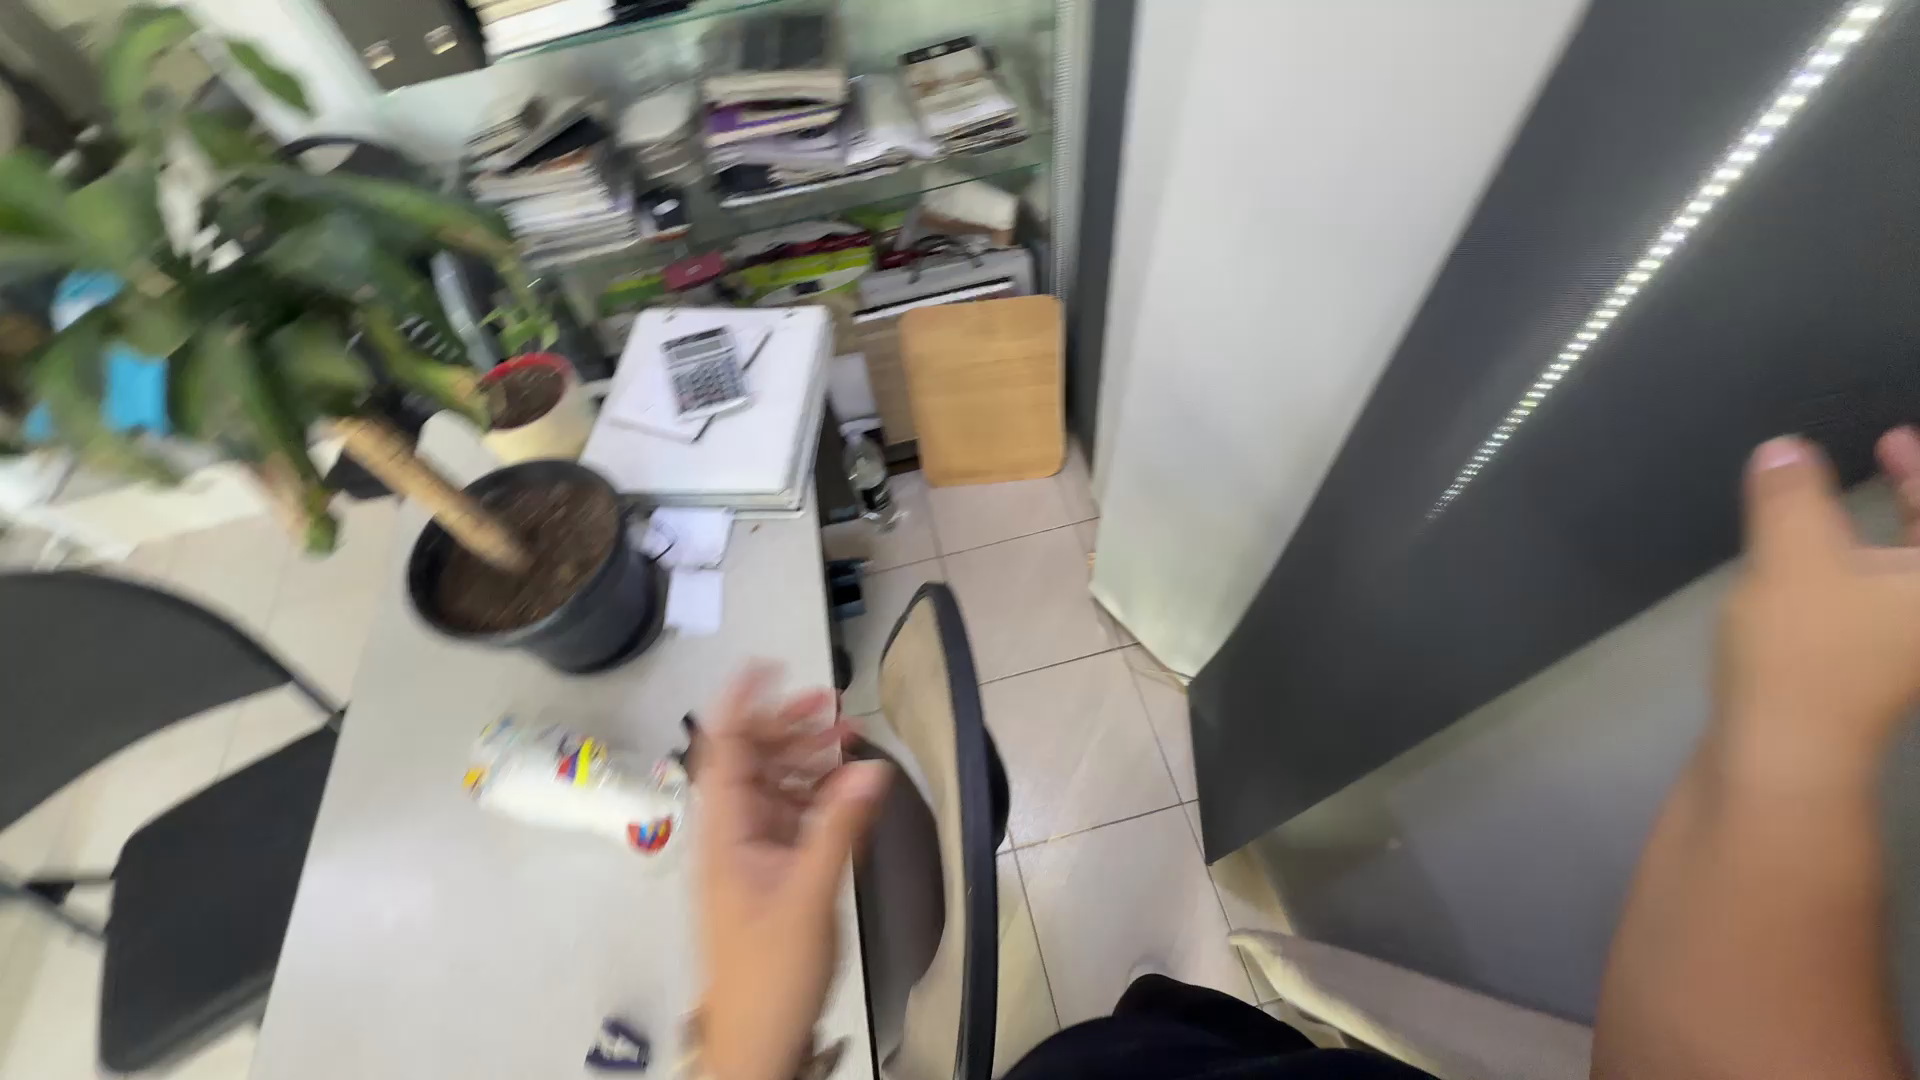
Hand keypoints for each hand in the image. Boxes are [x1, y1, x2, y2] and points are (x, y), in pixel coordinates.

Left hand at [696, 664, 890, 1079]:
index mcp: (724, 830)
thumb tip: (871, 766)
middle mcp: (732, 831)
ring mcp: (751, 852)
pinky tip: (848, 785)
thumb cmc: (771, 971)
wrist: (757, 1043)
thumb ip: (840, 825)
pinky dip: (818, 794)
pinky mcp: (771, 870)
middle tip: (832, 703)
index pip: (724, 749)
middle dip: (789, 726)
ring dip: (808, 757)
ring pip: (776, 785)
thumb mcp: (809, 893)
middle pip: (753, 760)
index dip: (741, 703)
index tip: (768, 666)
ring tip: (848, 735)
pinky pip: (793, 815)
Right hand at [1716, 430, 1919, 783]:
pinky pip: (1891, 590)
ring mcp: (1913, 637)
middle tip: (1889, 451)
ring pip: (1913, 565)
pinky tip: (1829, 557)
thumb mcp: (1792, 562)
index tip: (1895, 437)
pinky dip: (1872, 560)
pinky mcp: (1879, 657)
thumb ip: (1789, 499)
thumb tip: (1784, 447)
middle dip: (1919, 492)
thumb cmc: (1806, 649)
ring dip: (1895, 526)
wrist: (1787, 742)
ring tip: (1862, 499)